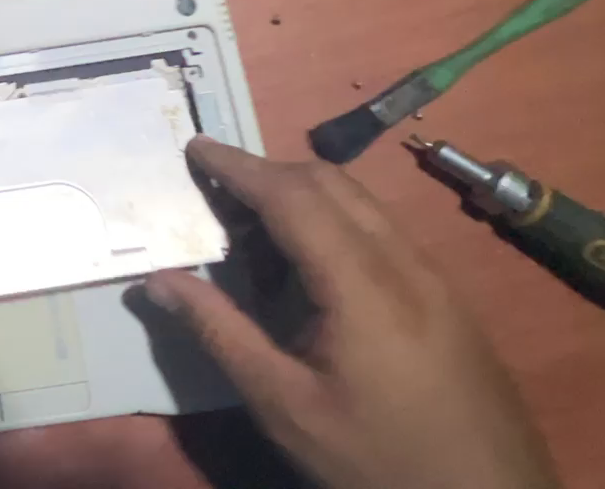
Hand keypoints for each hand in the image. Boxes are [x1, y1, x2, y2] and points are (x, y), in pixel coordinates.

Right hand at [145, 138, 559, 488]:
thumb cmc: (381, 460)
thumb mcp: (285, 406)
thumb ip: (220, 332)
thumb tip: (157, 279)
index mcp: (364, 286)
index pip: (292, 197)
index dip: (239, 166)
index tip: (196, 146)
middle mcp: (405, 265)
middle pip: (327, 183)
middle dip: (265, 170)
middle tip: (213, 185)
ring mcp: (433, 279)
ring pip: (357, 200)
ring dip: (298, 191)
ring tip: (251, 224)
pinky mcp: (447, 298)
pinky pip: (378, 228)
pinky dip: (329, 217)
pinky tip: (306, 264)